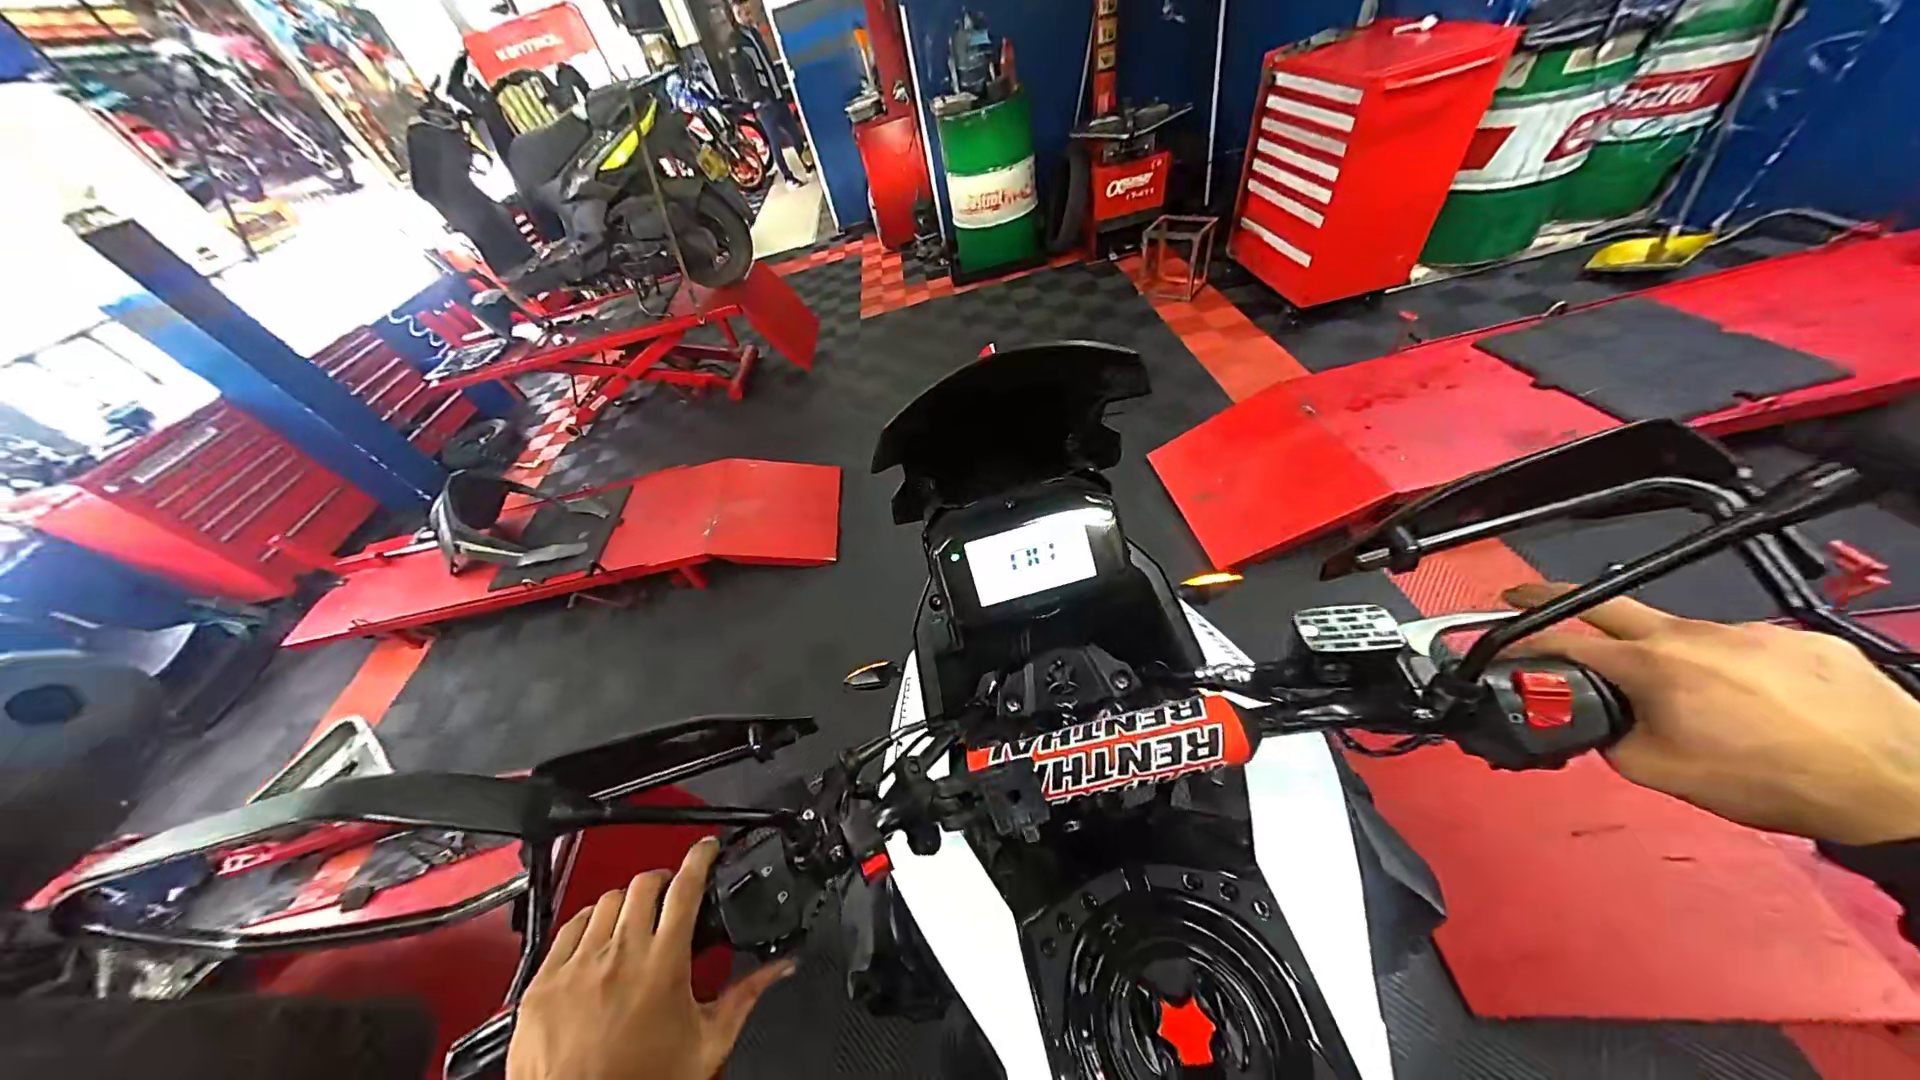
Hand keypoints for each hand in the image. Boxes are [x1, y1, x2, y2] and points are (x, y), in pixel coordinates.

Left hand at [507, 837, 794, 1079]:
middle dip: (665, 880)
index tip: (707, 849)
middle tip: (672, 893)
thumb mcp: (707, 1043)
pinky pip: (569, 927)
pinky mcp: (544, 983)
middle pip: (646, 883)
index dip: (701, 857)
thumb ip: (747, 994)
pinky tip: (598, 940)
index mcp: (663, 964)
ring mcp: (579, 966)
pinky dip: (589, 923)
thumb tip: (780, 967)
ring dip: (628, 902)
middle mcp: (620, 955)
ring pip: (608, 900)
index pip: (686, 886)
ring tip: (636, 920)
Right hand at [1504, 583, 1919, 844]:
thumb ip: (1608, 736)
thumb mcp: (1659, 771)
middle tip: (1519, 595)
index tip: (1497, 640)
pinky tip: (1756, 699)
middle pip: (1602, 602)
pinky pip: (1748, 645)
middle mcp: (1694, 635)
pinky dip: (1734, 665)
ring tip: (1690, 694)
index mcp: (1652, 665)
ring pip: (1683, 633)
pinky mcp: (1807, 641)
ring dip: (1665, 651)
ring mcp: (1754, 632)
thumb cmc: (1775, 783)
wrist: (1906, 791)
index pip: (1561, 642)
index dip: (1518, 642)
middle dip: (1547, 594)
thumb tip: (1593, 721)